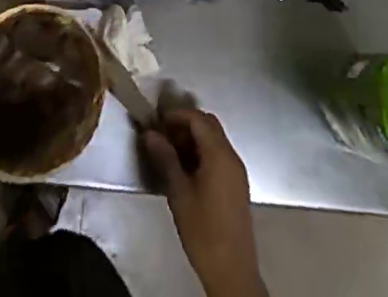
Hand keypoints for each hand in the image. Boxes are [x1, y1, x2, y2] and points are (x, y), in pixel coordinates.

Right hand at [143, 110, 265, 296]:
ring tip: (168, 154)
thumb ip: (165, 158)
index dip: (177, 116)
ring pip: (214, 140)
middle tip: (162, 137)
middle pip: (209, 125)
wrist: (232, 271)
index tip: (156, 123)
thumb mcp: (178, 192)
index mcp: (220, 156)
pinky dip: (201, 153)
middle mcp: (232, 158)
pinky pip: (218, 156)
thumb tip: (150, 134)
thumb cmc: (203, 230)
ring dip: (192, 139)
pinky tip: (184, 170)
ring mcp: (237, 172)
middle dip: (185, 125)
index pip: (199, 119)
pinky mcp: (236, 185)